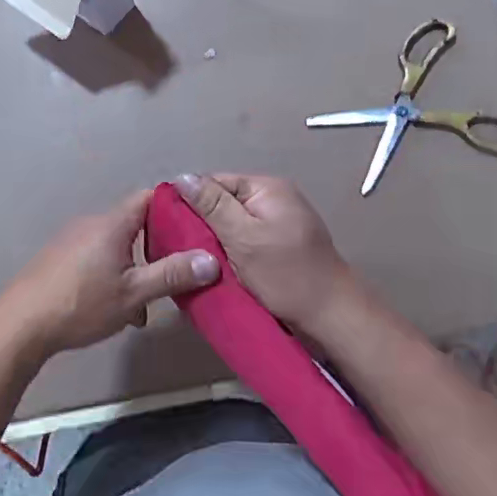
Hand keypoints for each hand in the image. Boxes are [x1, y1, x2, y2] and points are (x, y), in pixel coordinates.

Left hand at [0, 188, 220, 359]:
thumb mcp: (134, 293)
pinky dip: (114, 274)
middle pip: (135, 223)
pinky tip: (118, 309)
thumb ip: (172, 275)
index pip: (150, 197)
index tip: (197, 225)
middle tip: (180, 269)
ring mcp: (72, 240)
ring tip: (148, 301)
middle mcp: (92, 223)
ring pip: (116, 245)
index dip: (176, 206)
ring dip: (135, 267)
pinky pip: (97, 257)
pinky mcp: (59, 258)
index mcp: (112, 223)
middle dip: (158, 246)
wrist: (21, 324)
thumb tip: (212, 259)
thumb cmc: (81, 304)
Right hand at [172, 173, 364, 336]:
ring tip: (190, 260)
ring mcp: (276, 225)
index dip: (189, 201)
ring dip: (212, 242)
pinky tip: (212, 267)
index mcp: (267, 188)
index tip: (166, 226)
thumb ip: (213, 206)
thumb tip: (182, 177)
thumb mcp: (244, 237)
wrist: (331, 318)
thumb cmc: (286, 275)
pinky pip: (243, 242)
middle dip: (200, 224)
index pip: (214, 182)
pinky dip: (228, 254)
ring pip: (230, 226)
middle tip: (176, 247)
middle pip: (222, 203)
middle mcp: (272, 200)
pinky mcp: (276, 248)